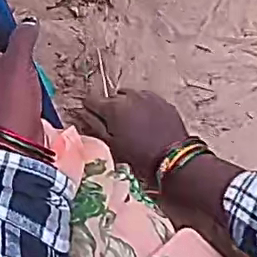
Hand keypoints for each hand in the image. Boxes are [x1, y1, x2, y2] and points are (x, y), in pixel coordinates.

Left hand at [0, 7, 45, 145]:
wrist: (14, 140)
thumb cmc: (10, 100)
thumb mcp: (18, 63)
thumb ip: (22, 39)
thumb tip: (26, 23)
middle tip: (13, 15)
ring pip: (0, 56)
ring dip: (11, 45)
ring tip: (26, 36)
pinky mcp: (6, 96)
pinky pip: (12, 72)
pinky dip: (21, 64)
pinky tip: (33, 64)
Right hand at [74, 89, 190, 189]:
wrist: (175, 160)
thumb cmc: (138, 155)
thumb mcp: (110, 144)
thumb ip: (93, 125)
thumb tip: (81, 113)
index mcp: (112, 107)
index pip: (90, 99)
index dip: (89, 109)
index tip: (92, 119)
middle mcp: (129, 96)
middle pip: (111, 98)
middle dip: (110, 109)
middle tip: (115, 126)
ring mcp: (148, 97)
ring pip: (129, 96)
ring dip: (127, 106)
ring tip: (132, 123)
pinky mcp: (163, 102)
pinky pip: (146, 100)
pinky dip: (143, 107)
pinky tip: (147, 122)